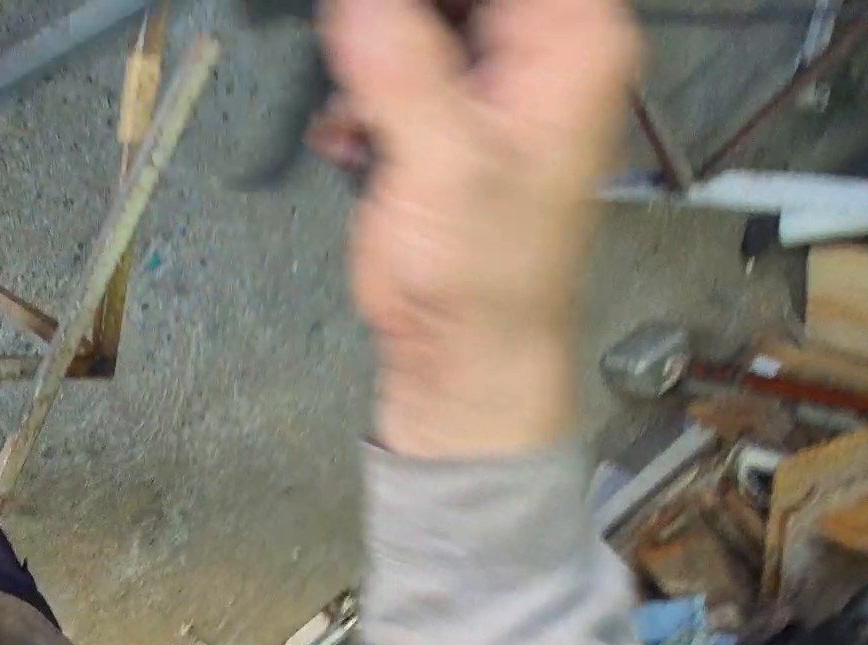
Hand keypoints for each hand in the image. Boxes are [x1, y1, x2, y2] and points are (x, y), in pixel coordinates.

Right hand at [318, 0, 638, 456]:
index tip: (359, 15)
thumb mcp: (443, 162)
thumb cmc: (475, 267)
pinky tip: (342, 140)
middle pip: (451, 4)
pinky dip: (355, 107)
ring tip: (344, 117)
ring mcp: (477, 97)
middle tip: (344, 50)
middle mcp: (529, 57)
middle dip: (389, 23)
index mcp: (566, 43)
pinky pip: (388, 87)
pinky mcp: (433, 136)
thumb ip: (401, 72)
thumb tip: (351, 3)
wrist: (454, 347)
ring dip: (364, 67)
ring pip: (413, 34)